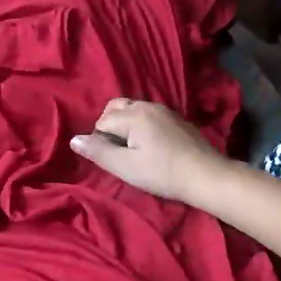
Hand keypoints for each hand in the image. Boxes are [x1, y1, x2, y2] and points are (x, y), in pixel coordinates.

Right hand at [69, 98, 234, 205]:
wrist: (205, 175)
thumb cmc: (162, 173)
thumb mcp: (126, 167)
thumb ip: (99, 151)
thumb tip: (74, 139)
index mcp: (133, 115)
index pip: (103, 121)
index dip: (101, 140)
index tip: (113, 159)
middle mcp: (148, 105)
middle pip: (116, 107)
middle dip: (110, 125)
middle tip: (118, 151)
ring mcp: (165, 110)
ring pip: (134, 109)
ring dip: (126, 124)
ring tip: (132, 150)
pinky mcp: (177, 119)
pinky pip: (149, 115)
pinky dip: (142, 125)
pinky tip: (151, 146)